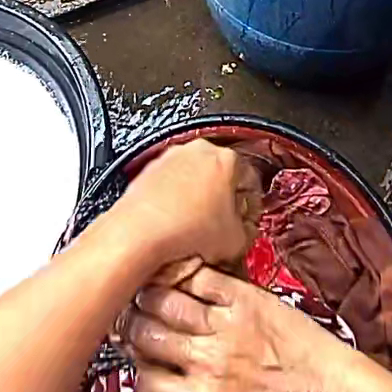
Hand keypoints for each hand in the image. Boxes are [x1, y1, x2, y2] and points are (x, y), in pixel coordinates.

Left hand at [101, 139, 259, 270]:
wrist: (138, 233)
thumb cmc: (183, 231)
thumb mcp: (236, 242)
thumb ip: (248, 230)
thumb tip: (242, 230)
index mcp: (227, 160)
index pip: (251, 179)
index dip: (252, 205)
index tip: (247, 220)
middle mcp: (199, 150)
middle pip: (222, 173)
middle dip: (225, 198)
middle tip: (224, 224)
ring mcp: (172, 156)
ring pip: (195, 175)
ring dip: (199, 197)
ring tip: (196, 226)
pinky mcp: (150, 166)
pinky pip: (172, 181)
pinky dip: (176, 197)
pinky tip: (175, 222)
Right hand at [121, 266, 371, 391]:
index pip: (144, 383)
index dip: (137, 370)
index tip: (139, 361)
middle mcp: (209, 362)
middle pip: (148, 334)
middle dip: (132, 326)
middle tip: (129, 318)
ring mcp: (226, 325)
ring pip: (167, 301)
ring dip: (148, 295)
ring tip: (142, 291)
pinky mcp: (245, 297)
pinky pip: (201, 277)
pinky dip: (181, 272)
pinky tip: (172, 271)